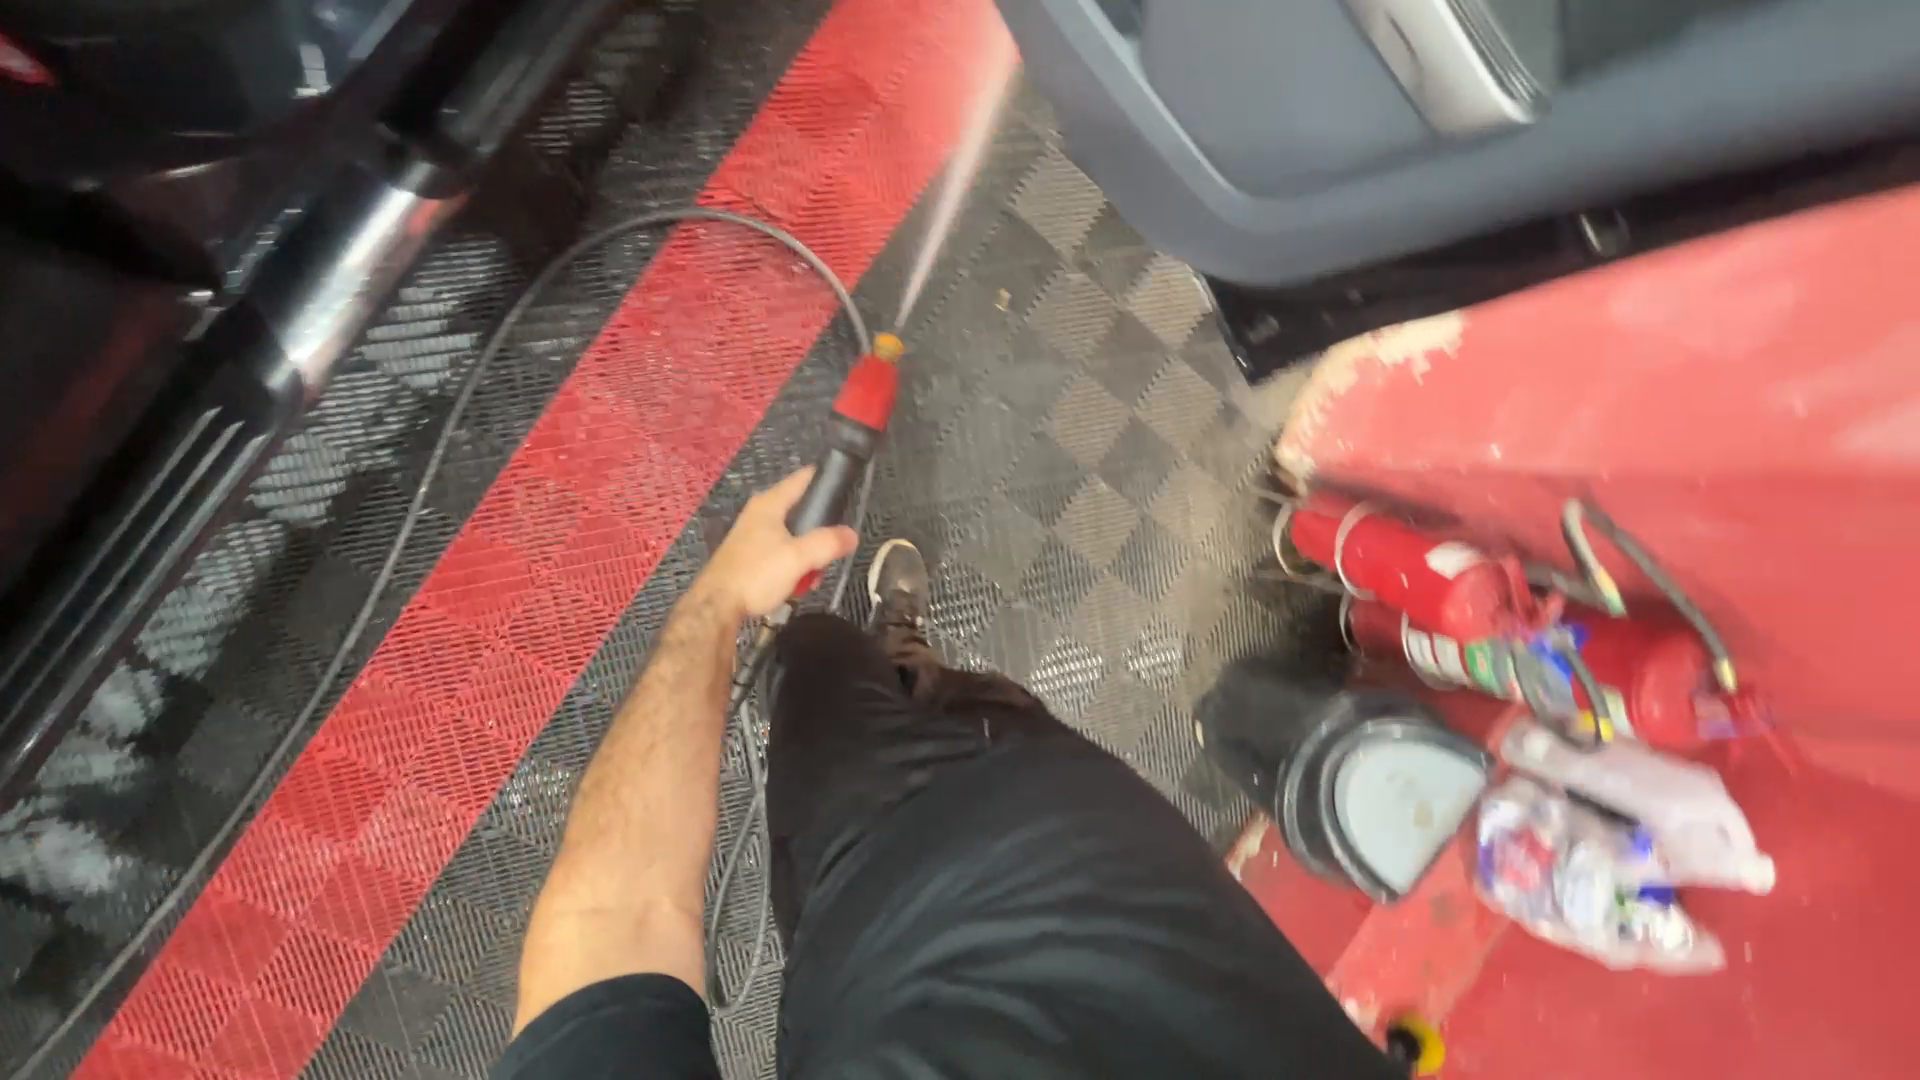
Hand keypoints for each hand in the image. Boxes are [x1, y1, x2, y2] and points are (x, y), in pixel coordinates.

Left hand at [691, 468, 858, 618]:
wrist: (717, 606)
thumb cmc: (757, 574)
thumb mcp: (799, 557)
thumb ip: (828, 543)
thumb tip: (852, 535)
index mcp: (770, 504)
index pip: (803, 478)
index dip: (827, 479)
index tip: (848, 487)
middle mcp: (760, 513)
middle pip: (802, 512)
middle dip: (821, 531)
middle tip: (832, 549)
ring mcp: (753, 535)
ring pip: (794, 536)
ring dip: (808, 554)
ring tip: (813, 576)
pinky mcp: (750, 556)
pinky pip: (782, 553)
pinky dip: (793, 565)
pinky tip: (797, 584)